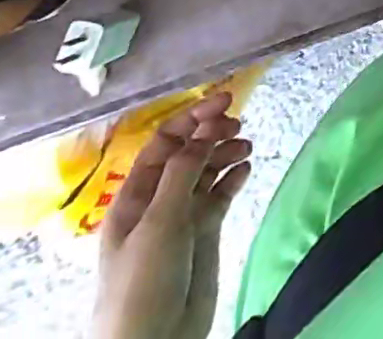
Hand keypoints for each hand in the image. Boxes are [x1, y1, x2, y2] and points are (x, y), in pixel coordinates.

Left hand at [93, 92, 253, 338]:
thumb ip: (184, 170)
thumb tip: (206, 126)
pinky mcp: (203, 233)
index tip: (225, 100)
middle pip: (188, 152)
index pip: (165, 142)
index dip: (193, 118)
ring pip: (206, 171)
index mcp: (136, 193)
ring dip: (225, 153)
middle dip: (211, 133)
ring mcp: (182, 216)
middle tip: (239, 123)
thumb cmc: (144, 281)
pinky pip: (220, 196)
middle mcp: (158, 199)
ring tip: (247, 146)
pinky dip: (233, 179)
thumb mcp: (160, 221)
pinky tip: (246, 170)